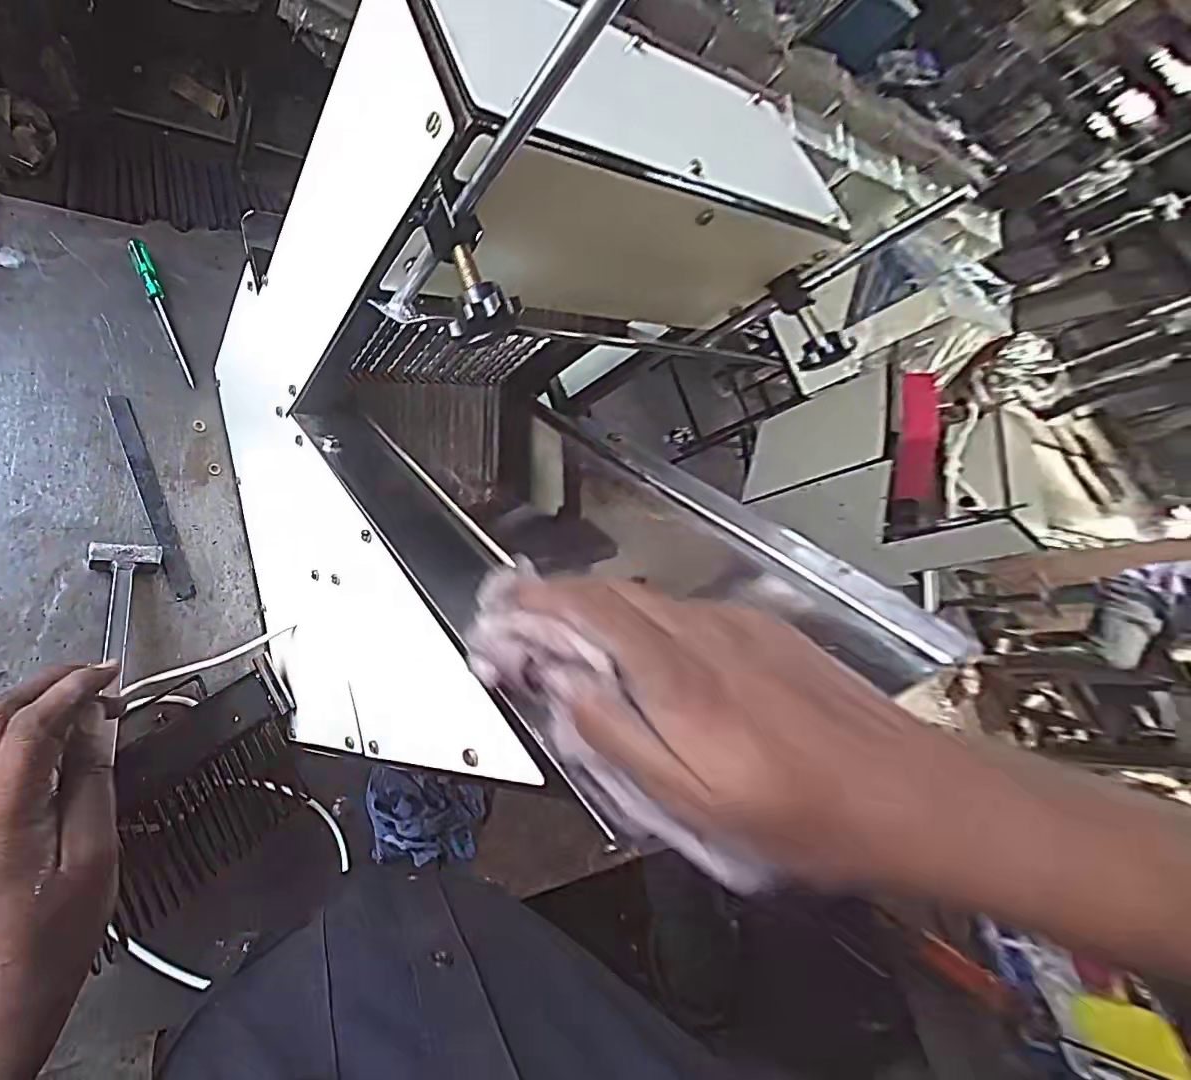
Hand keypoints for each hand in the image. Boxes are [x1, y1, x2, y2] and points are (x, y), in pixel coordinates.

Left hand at [0, 664, 118, 1079]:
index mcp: (3, 812)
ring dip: (41, 700)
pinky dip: (34, 724)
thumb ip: (91, 779)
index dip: (71, 689)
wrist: (15, 979)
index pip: (31, 725)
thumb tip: (93, 722)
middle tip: (96, 675)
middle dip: (50, 682)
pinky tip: (66, 731)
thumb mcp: (93, 853)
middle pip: (1, 712)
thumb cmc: (59, 929)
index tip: (107, 674)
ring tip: (88, 697)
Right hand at [507, 578, 955, 887]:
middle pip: (605, 591)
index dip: (534, 602)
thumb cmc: (804, 813)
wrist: (923, 801)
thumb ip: (612, 735)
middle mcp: (702, 637)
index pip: (587, 609)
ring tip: (559, 634)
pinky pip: (673, 608)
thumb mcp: (690, 800)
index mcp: (677, 679)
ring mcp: (733, 627)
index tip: (500, 608)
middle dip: (549, 598)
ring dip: (585, 607)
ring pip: (637, 596)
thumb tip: (563, 689)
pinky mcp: (757, 630)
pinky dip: (630, 616)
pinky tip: (626, 645)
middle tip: (516, 619)